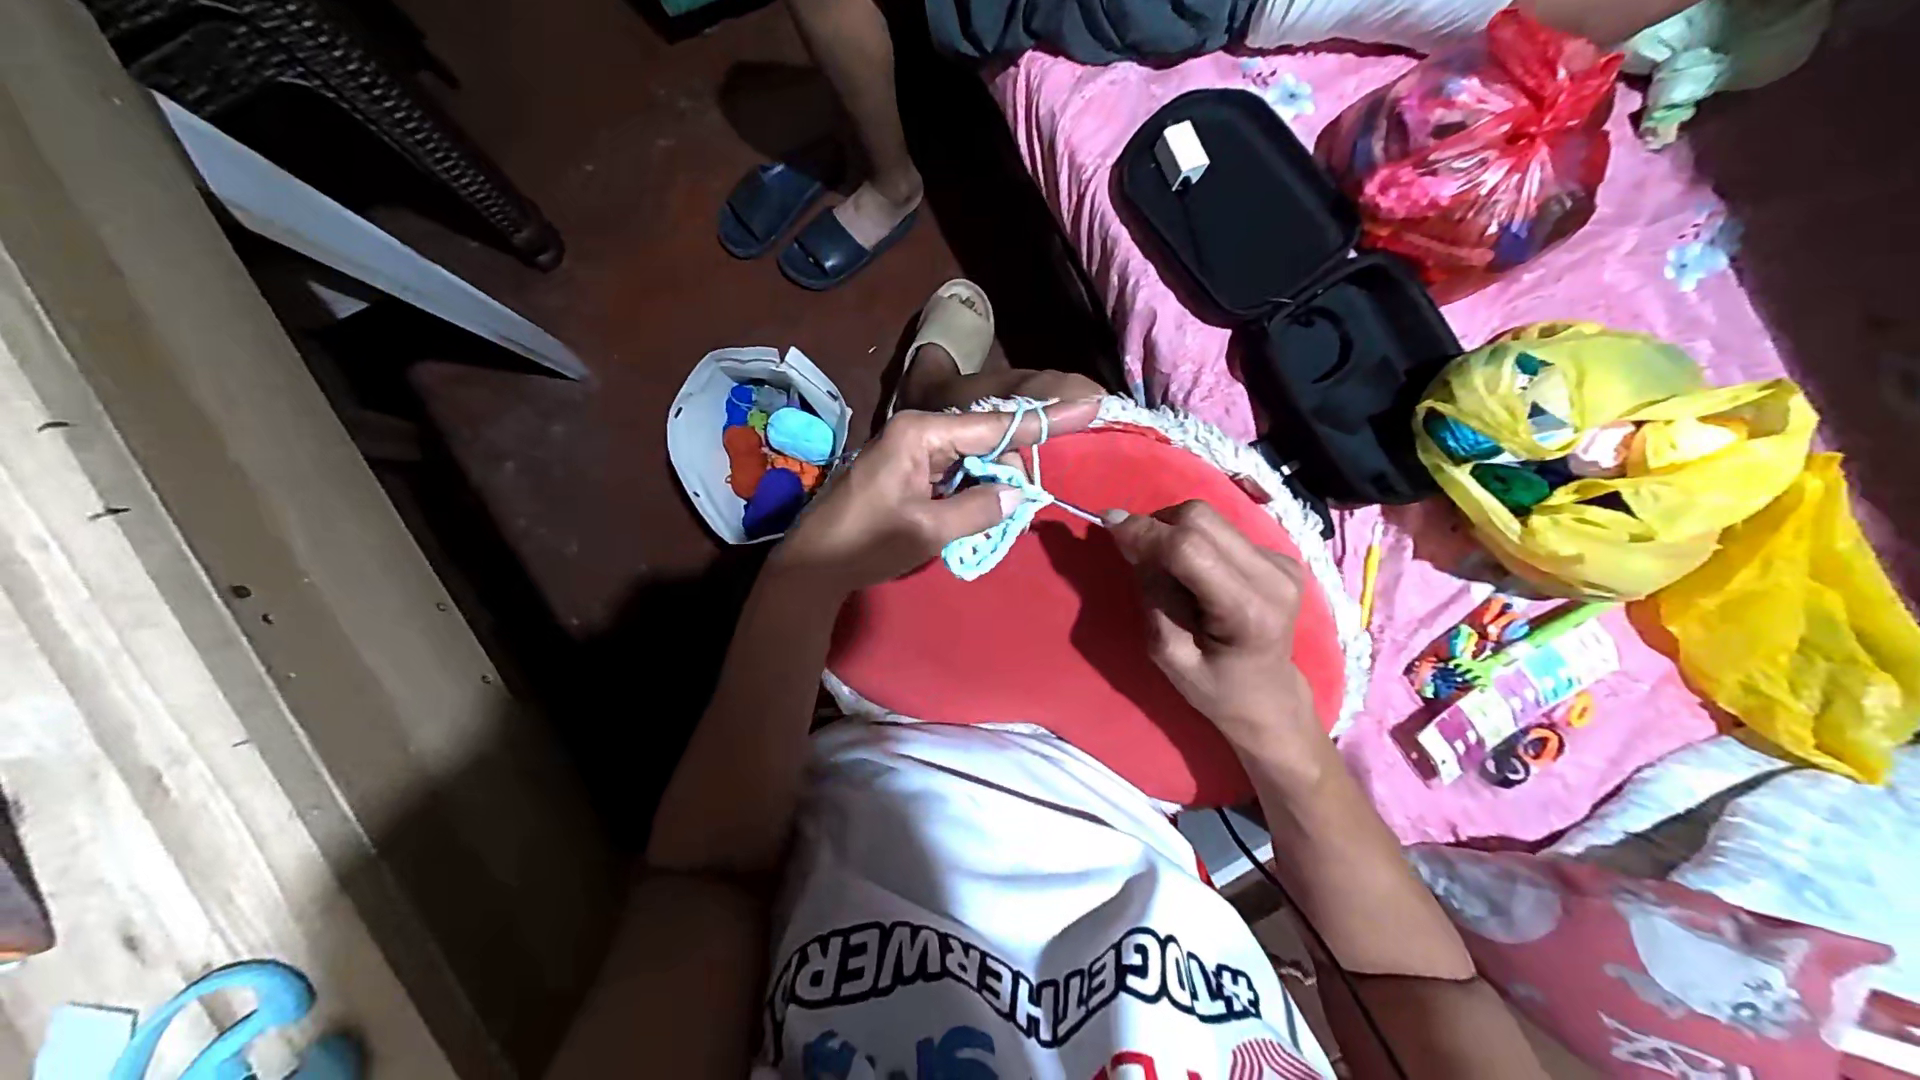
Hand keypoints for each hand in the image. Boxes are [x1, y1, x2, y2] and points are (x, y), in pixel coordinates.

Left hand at [771, 401, 1100, 593]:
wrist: (812, 565)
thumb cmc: (866, 543)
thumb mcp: (928, 530)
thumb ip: (979, 508)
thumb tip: (1018, 494)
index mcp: (921, 433)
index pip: (995, 425)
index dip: (1044, 421)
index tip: (1090, 406)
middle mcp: (917, 431)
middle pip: (984, 439)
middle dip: (1009, 468)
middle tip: (1017, 505)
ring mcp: (909, 449)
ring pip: (970, 457)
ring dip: (989, 484)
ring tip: (993, 514)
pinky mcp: (906, 470)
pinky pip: (952, 471)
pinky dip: (970, 490)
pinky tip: (974, 510)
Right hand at [1107, 501, 1322, 762]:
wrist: (1268, 696)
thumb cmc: (1214, 687)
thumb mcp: (1168, 653)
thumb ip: (1152, 594)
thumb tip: (1130, 538)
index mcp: (1247, 611)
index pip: (1189, 548)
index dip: (1145, 531)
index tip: (1108, 525)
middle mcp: (1273, 577)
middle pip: (1201, 518)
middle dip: (1157, 526)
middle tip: (1136, 551)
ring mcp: (1281, 562)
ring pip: (1210, 517)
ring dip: (1174, 531)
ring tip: (1165, 565)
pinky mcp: (1280, 555)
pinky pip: (1222, 529)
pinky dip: (1195, 540)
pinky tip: (1194, 572)